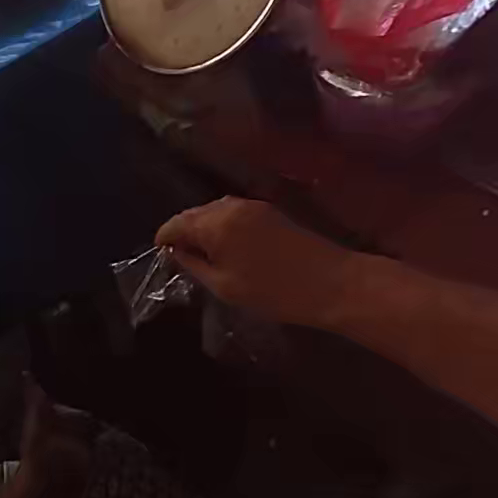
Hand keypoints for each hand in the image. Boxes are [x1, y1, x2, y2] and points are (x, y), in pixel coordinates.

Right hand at [155, 197, 363, 326]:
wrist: (335, 284)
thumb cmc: (274, 291)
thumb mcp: (224, 286)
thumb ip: (193, 265)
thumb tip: (175, 253)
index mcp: (214, 223)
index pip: (175, 224)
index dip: (164, 240)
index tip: (162, 256)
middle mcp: (229, 206)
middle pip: (192, 214)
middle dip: (182, 232)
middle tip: (180, 257)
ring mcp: (251, 206)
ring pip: (212, 212)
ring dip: (202, 228)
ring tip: (203, 254)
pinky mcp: (268, 211)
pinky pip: (231, 213)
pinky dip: (221, 225)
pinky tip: (227, 246)